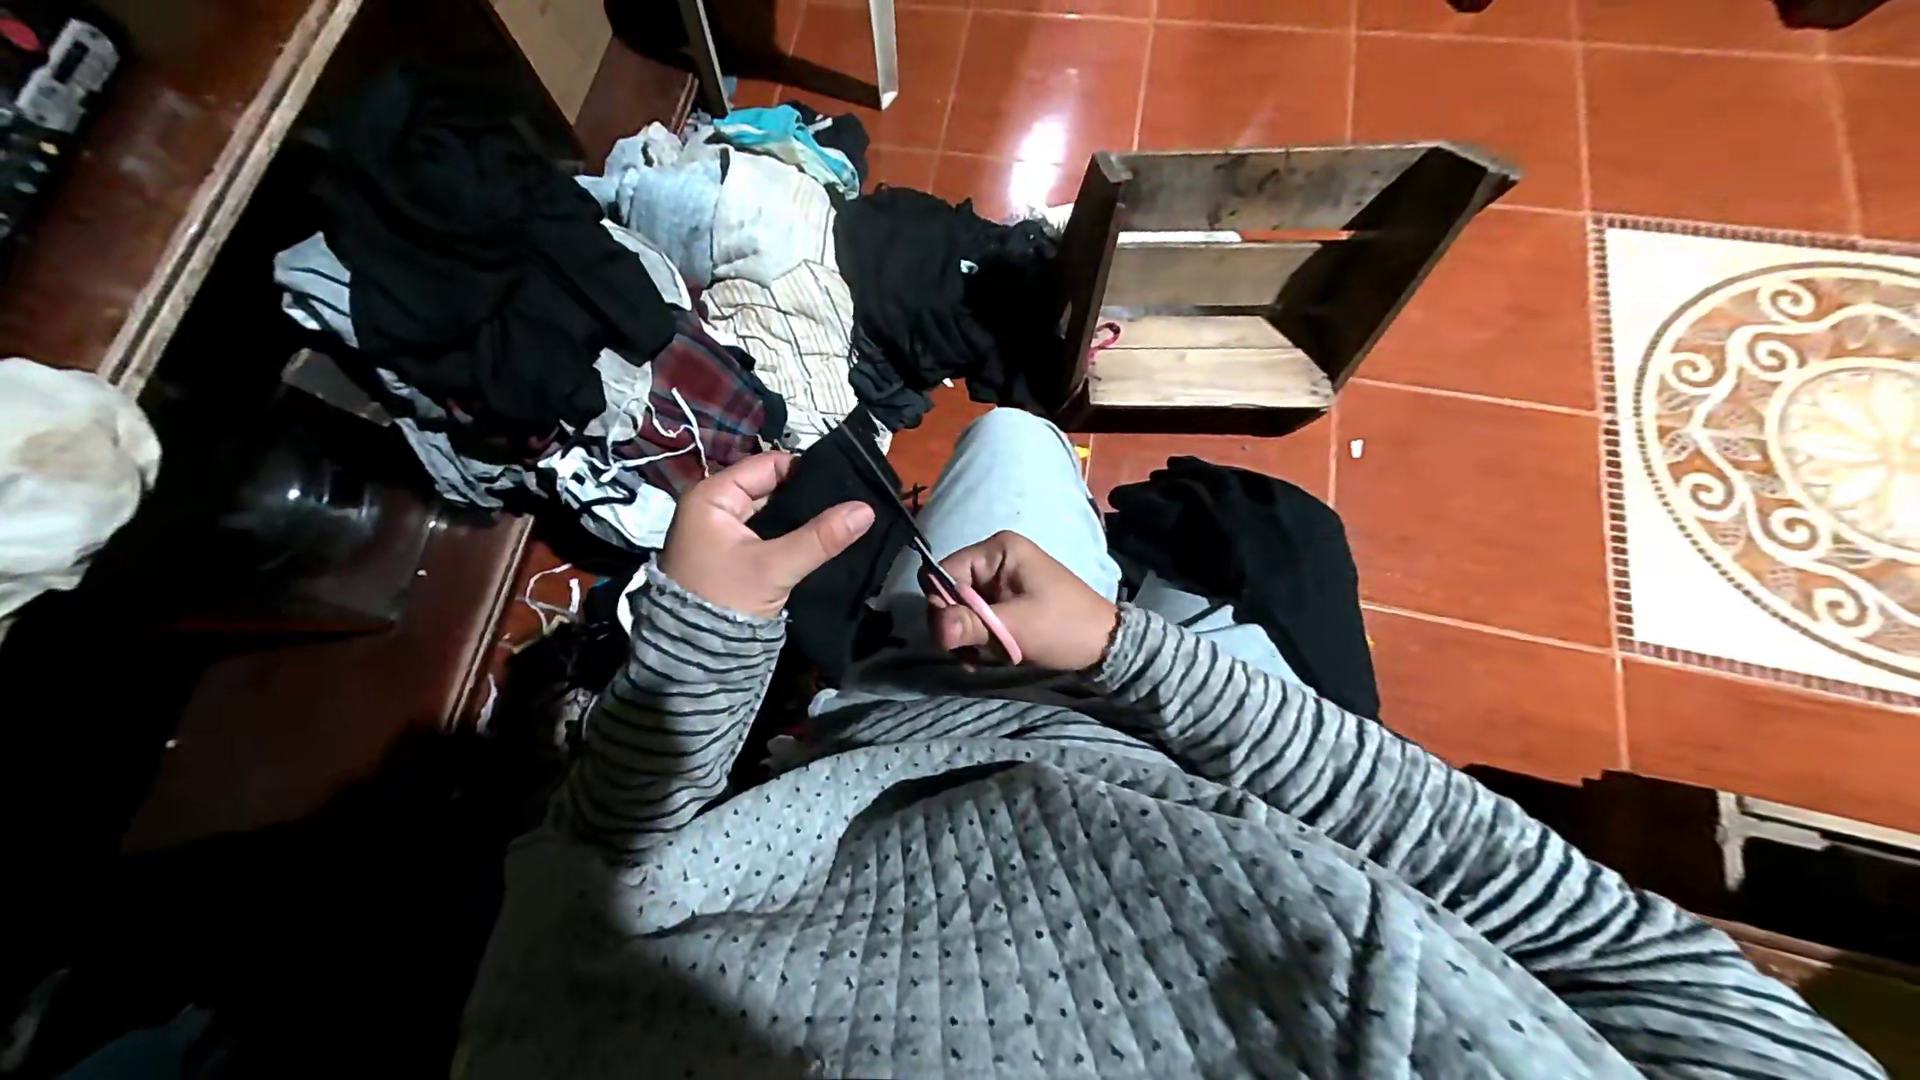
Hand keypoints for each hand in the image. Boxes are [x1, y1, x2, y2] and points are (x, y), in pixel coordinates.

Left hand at [658, 453, 873, 617]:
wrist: (693, 655)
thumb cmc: (725, 599)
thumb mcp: (775, 566)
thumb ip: (820, 537)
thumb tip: (866, 509)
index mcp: (712, 497)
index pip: (767, 466)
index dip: (805, 470)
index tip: (843, 482)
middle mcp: (714, 508)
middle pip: (770, 488)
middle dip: (806, 496)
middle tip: (847, 502)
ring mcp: (722, 532)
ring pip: (771, 513)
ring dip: (800, 517)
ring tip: (840, 518)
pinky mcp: (732, 554)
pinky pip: (768, 533)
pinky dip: (790, 535)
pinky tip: (819, 538)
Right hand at [926, 530, 1118, 671]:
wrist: (1104, 644)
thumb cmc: (1062, 627)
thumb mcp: (1015, 628)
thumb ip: (972, 625)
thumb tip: (936, 629)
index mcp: (998, 550)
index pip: (943, 572)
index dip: (942, 604)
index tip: (953, 635)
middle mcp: (995, 558)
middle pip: (949, 590)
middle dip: (955, 624)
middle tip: (970, 655)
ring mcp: (1001, 578)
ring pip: (960, 607)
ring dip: (966, 635)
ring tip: (982, 657)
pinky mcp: (1006, 598)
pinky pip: (976, 615)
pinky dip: (977, 636)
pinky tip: (988, 654)